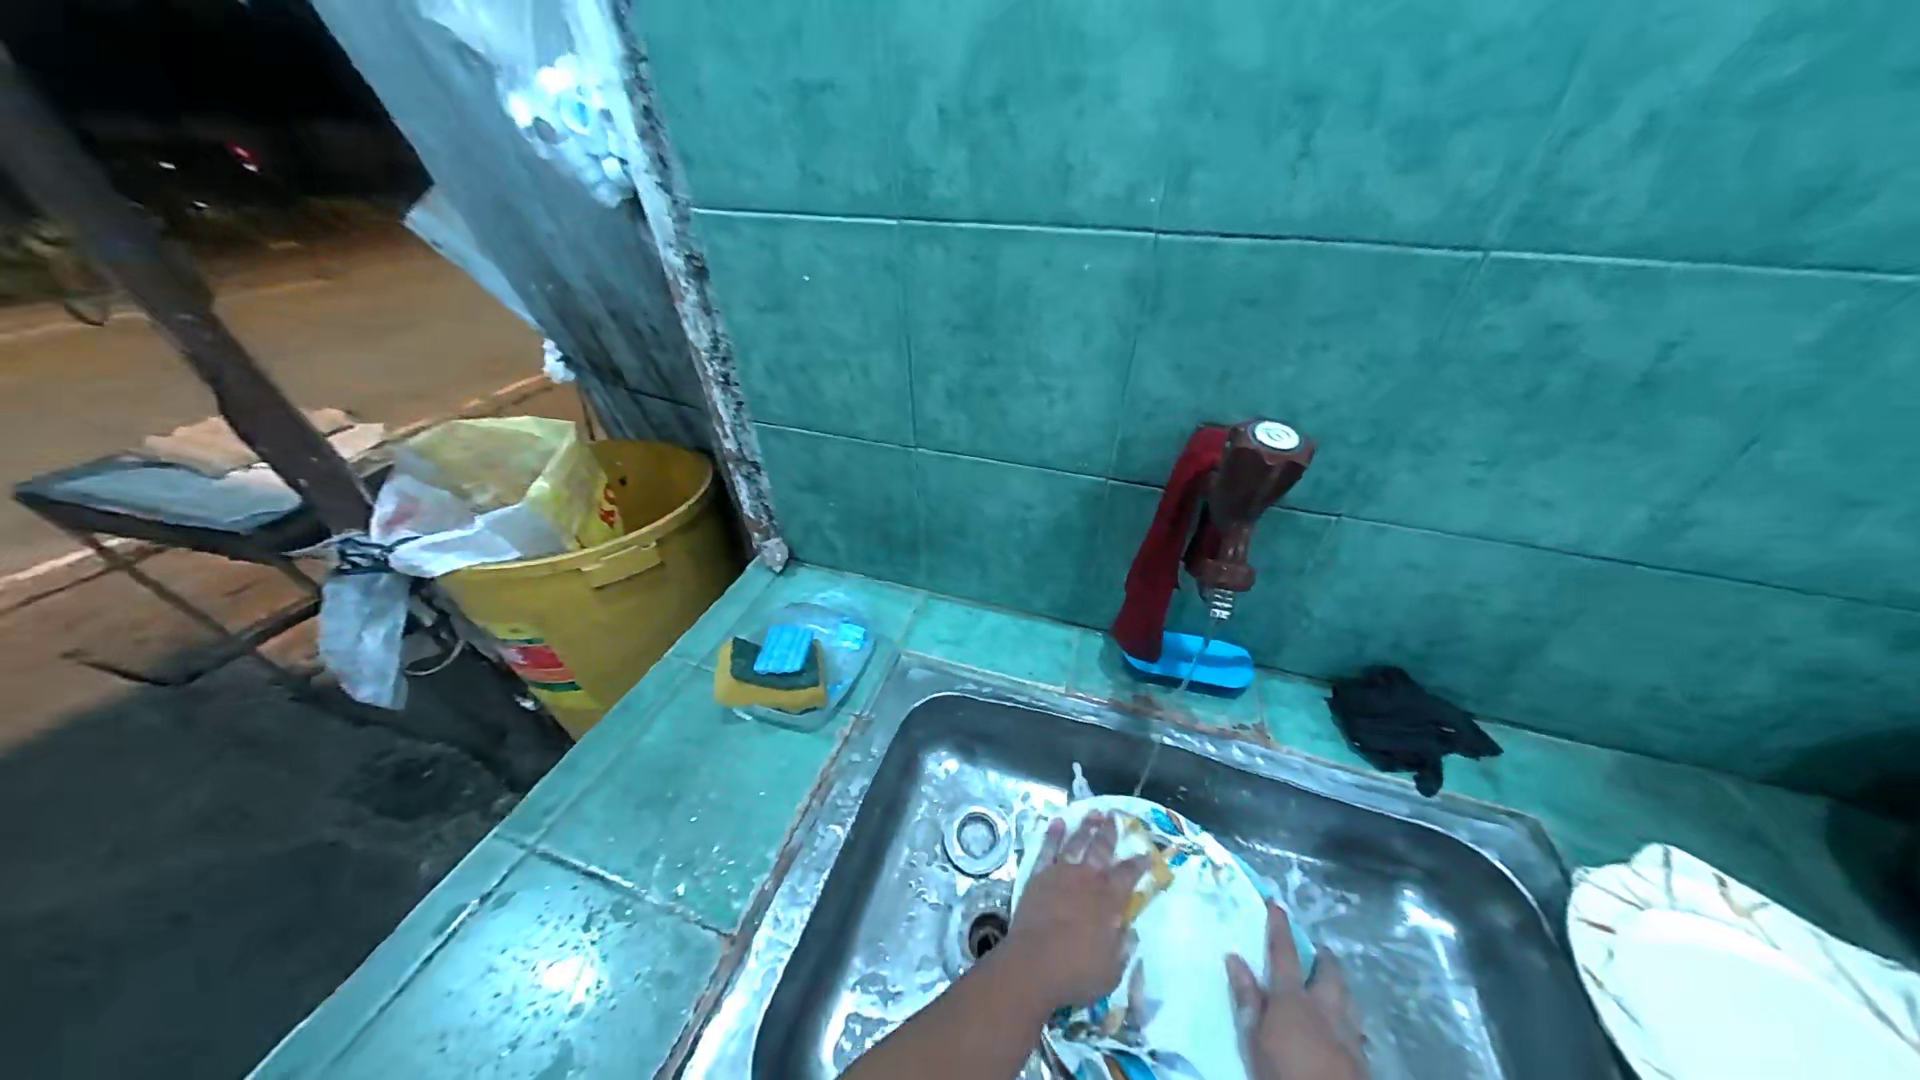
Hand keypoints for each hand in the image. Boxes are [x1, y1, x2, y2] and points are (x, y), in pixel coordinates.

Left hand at [1003, 811, 1150, 1009]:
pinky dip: (1052, 835)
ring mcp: (1060, 874)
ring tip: (1093, 812)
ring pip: (1075, 843)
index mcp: (1108, 901)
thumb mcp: (1112, 970)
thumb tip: (1130, 931)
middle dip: (1109, 832)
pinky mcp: (1038, 877)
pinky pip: (1047, 850)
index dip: (1139, 864)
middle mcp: (1086, 880)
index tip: (1148, 852)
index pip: (1128, 875)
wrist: (1033, 964)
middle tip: (1114, 816)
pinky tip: (1057, 823)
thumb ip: (1122, 947)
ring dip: (1085, 827)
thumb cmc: (1076, 972)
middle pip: (1101, 849)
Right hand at [1226, 901, 1367, 1079]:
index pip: (1284, 952)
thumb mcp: (1253, 1038)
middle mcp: (1325, 1008)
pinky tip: (1348, 1031)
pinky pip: (1359, 1031)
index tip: (1276, 903)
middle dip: (1324, 958)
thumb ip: (1247, 997)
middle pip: (1330, 973)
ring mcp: (1349, 1034)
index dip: (1279, 925)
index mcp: (1293, 998)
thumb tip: (1234, 956)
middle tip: (1318, 950)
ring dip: (1341, 987)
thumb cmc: (1282, 1074)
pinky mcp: (1364, 1060)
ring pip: (1350, 1000)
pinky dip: (1351, 1023)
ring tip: (1333, 986)